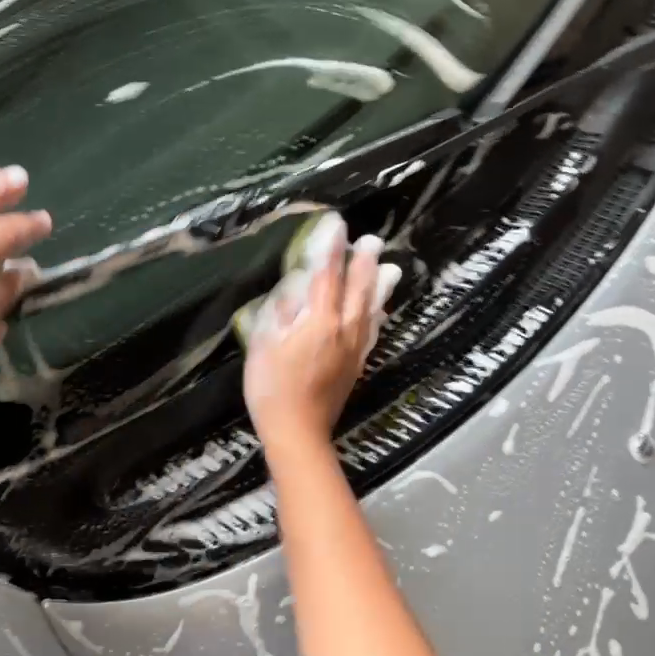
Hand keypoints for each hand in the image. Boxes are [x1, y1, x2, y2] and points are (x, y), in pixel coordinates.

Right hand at [243, 217, 396, 446]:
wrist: (297, 431)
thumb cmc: (271, 388)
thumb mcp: (263, 344)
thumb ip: (281, 310)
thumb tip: (297, 285)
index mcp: (319, 320)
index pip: (326, 275)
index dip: (330, 248)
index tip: (336, 223)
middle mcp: (343, 329)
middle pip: (357, 289)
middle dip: (363, 262)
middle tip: (372, 239)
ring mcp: (354, 348)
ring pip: (372, 310)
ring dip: (380, 286)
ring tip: (391, 268)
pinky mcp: (356, 365)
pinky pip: (373, 333)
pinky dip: (379, 316)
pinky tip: (381, 311)